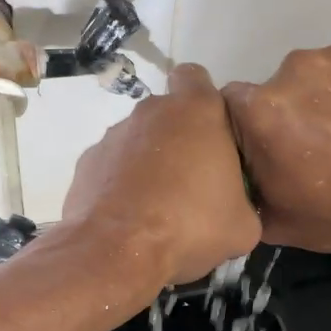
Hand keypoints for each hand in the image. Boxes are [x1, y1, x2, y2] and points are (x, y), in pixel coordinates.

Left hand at [61, 63, 260, 284]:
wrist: (119, 251)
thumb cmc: (191, 226)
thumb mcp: (242, 227)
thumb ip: (244, 205)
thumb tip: (236, 212)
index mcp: (197, 111)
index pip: (197, 78)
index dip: (204, 102)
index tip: (211, 135)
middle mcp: (151, 111)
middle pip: (167, 115)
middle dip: (177, 140)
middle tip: (190, 183)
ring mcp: (113, 135)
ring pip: (137, 142)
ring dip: (147, 166)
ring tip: (156, 208)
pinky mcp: (87, 163)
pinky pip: (111, 168)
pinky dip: (119, 186)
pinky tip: (129, 218)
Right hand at [223, 42, 330, 259]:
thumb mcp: (274, 222)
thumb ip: (242, 193)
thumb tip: (234, 183)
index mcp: (258, 111)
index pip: (230, 105)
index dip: (245, 127)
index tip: (265, 150)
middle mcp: (291, 69)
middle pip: (277, 87)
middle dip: (289, 112)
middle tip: (314, 148)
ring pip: (319, 74)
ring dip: (325, 97)